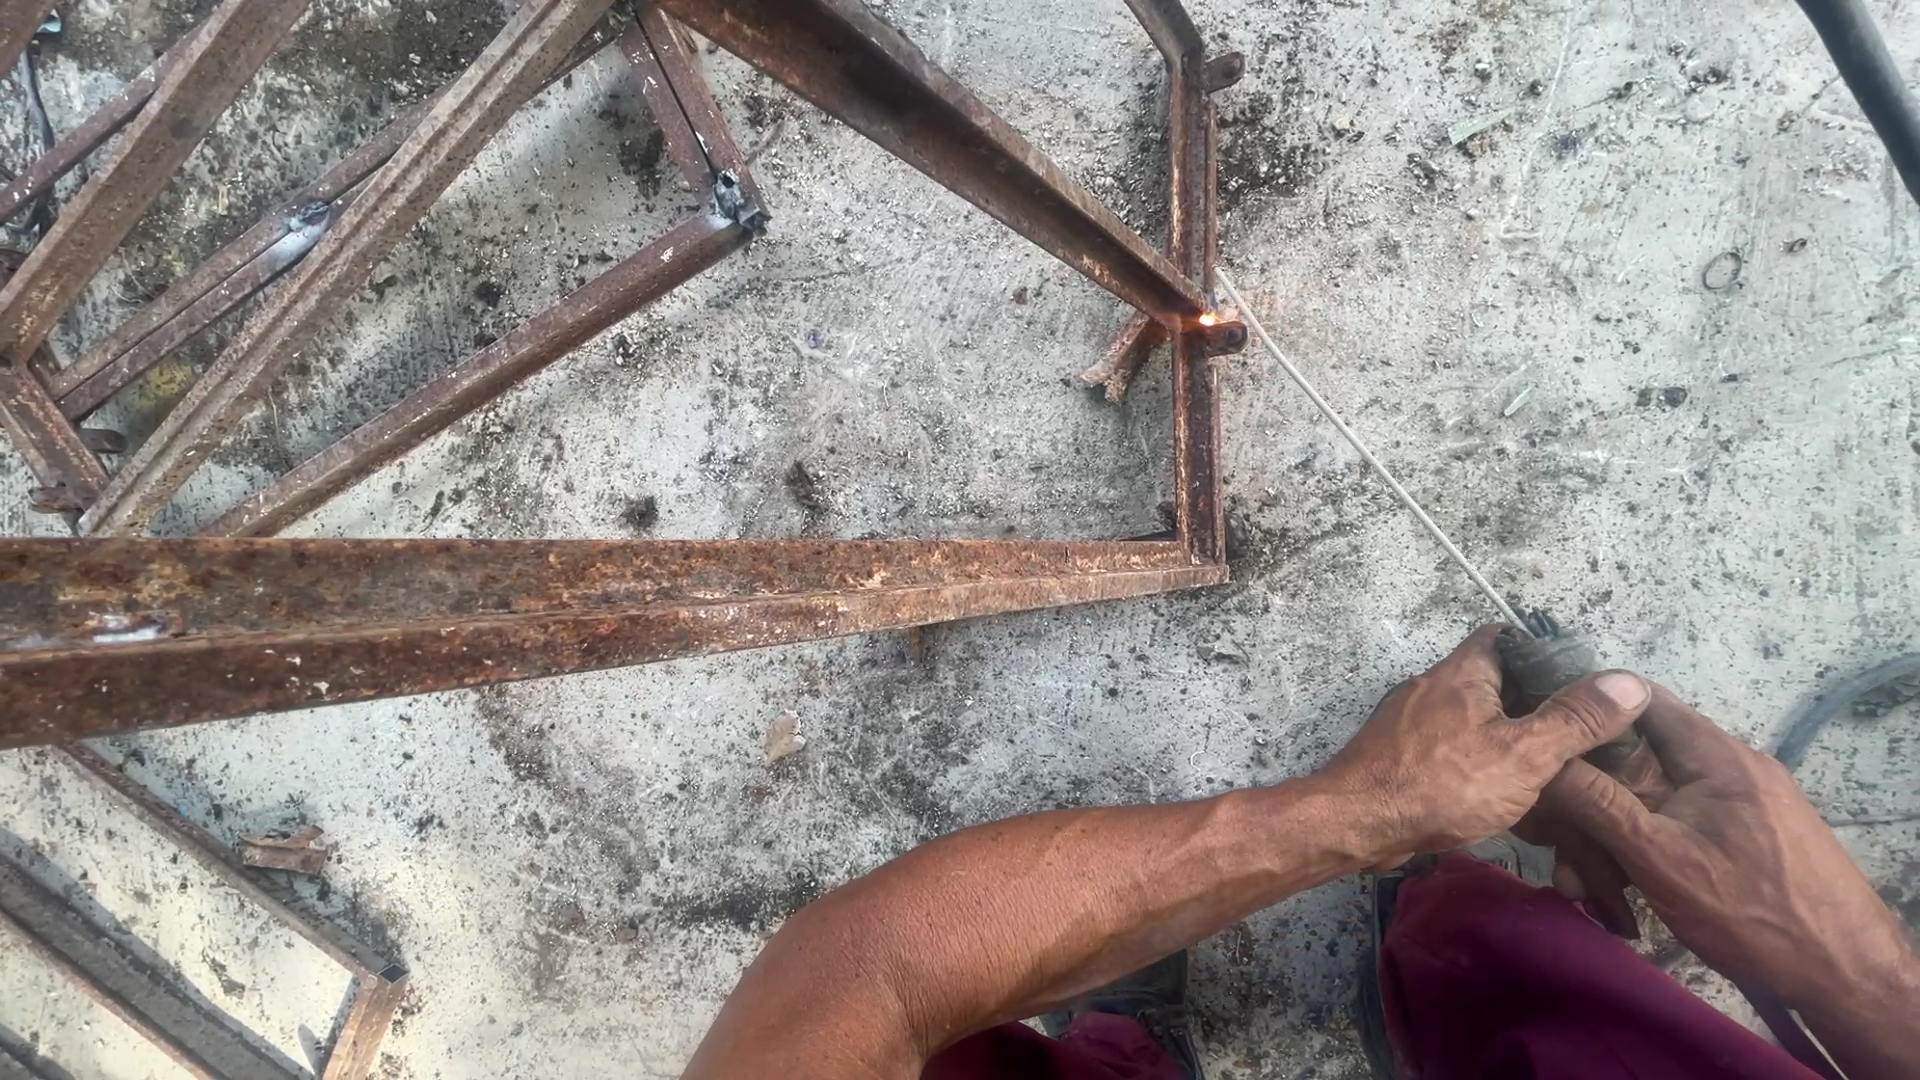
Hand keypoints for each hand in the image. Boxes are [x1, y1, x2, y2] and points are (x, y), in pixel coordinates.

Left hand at [1317, 625, 1652, 865]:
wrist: (1359, 821)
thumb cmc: (1441, 783)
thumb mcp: (1523, 752)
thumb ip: (1574, 719)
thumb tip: (1628, 681)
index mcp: (1459, 673)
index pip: (1505, 638)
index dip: (1549, 650)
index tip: (1591, 680)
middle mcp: (1432, 688)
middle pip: (1496, 681)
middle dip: (1541, 703)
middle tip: (1593, 734)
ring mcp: (1413, 720)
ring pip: (1477, 718)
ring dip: (1516, 737)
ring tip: (1566, 766)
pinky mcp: (1404, 752)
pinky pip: (1455, 747)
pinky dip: (1485, 760)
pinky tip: (1516, 791)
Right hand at [1543, 686, 1919, 1077]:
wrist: (1857, 989)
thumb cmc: (1756, 915)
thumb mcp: (1657, 856)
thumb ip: (1594, 799)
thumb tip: (1539, 754)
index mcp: (1715, 756)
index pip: (1635, 696)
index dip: (1580, 703)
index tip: (1537, 731)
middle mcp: (1727, 766)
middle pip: (1630, 755)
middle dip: (1583, 795)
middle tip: (1549, 838)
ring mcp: (1735, 799)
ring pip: (1643, 794)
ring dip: (1603, 832)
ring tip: (1582, 882)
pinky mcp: (1737, 831)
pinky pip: (1667, 819)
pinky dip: (1634, 846)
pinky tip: (1612, 887)